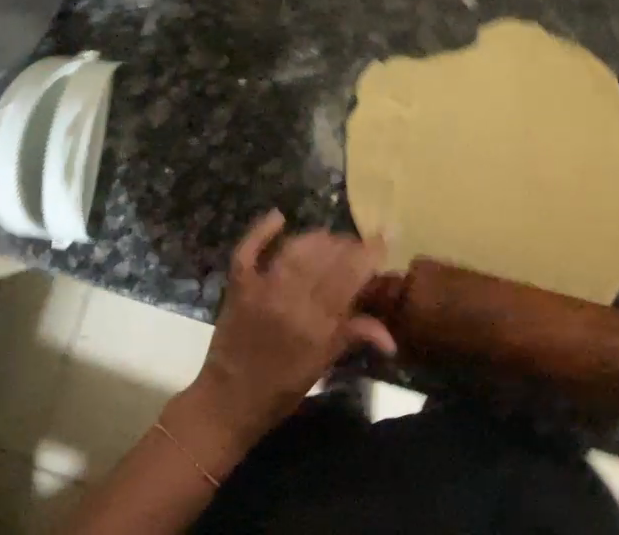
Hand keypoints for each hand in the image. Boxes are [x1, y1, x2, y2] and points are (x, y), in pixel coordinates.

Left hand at [169, 210, 395, 460]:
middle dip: (347, 246)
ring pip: (296, 249)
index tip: (385, 238)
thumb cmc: (281, 390)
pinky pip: (249, 249)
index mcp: (316, 323)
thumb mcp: (322, 367)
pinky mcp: (238, 285)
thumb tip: (391, 336)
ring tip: (330, 241)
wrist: (227, 402)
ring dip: (317, 239)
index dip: (370, 253)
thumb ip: (353, 337)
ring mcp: (261, 288)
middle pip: (326, 256)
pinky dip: (262, 230)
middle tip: (358, 248)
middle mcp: (290, 299)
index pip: (350, 275)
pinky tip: (279, 217)